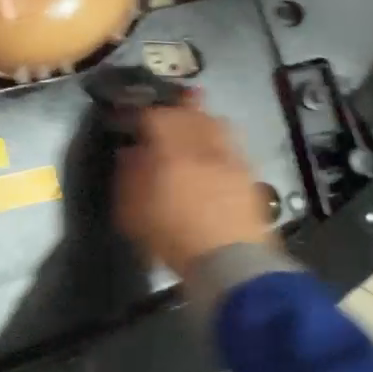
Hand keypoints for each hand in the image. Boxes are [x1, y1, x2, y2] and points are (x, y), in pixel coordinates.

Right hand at [113, 94, 276, 275]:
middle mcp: (203, 148)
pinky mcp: (249, 175)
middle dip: (171, 107)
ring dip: (199, 116)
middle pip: (188, 112)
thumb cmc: (173, 237)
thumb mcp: (134, 211)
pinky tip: (211, 148)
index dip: (135, 112)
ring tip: (188, 119)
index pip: (153, 116)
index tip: (123, 116)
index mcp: (171, 153)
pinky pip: (232, 143)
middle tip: (157, 109)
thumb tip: (128, 154)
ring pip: (215, 122)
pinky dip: (218, 138)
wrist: (231, 265)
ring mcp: (230, 159)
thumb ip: (128, 177)